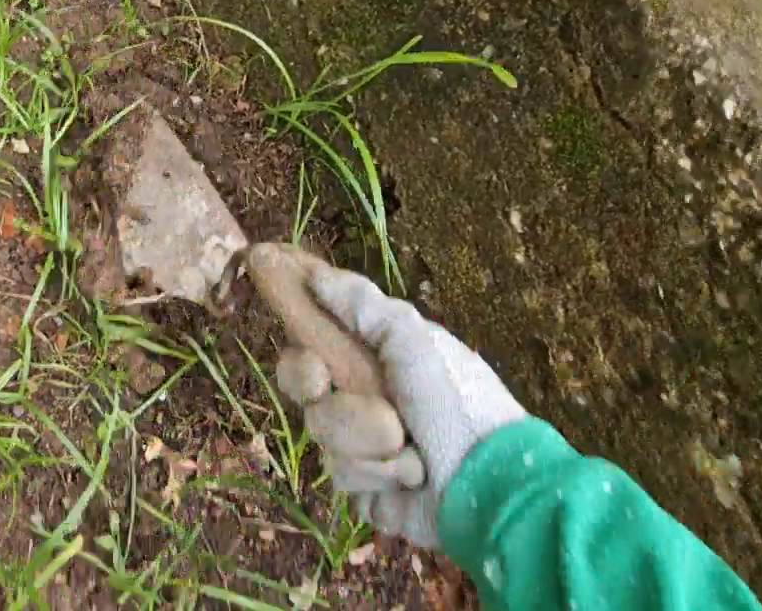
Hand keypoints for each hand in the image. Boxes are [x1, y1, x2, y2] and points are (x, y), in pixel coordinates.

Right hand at [297, 261, 526, 547]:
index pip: (313, 324)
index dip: (291, 311)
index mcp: (369, 351)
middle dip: (304, 376)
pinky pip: (339, 469)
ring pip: (317, 424)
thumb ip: (362, 303)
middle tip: (319, 379)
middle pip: (296, 374)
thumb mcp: (413, 338)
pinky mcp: (358, 481)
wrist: (496, 486)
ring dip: (361, 433)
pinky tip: (409, 472)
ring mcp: (354, 437)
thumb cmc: (458, 400)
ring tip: (404, 441)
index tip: (265, 284)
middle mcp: (356, 390)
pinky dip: (376, 469)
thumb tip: (312, 274)